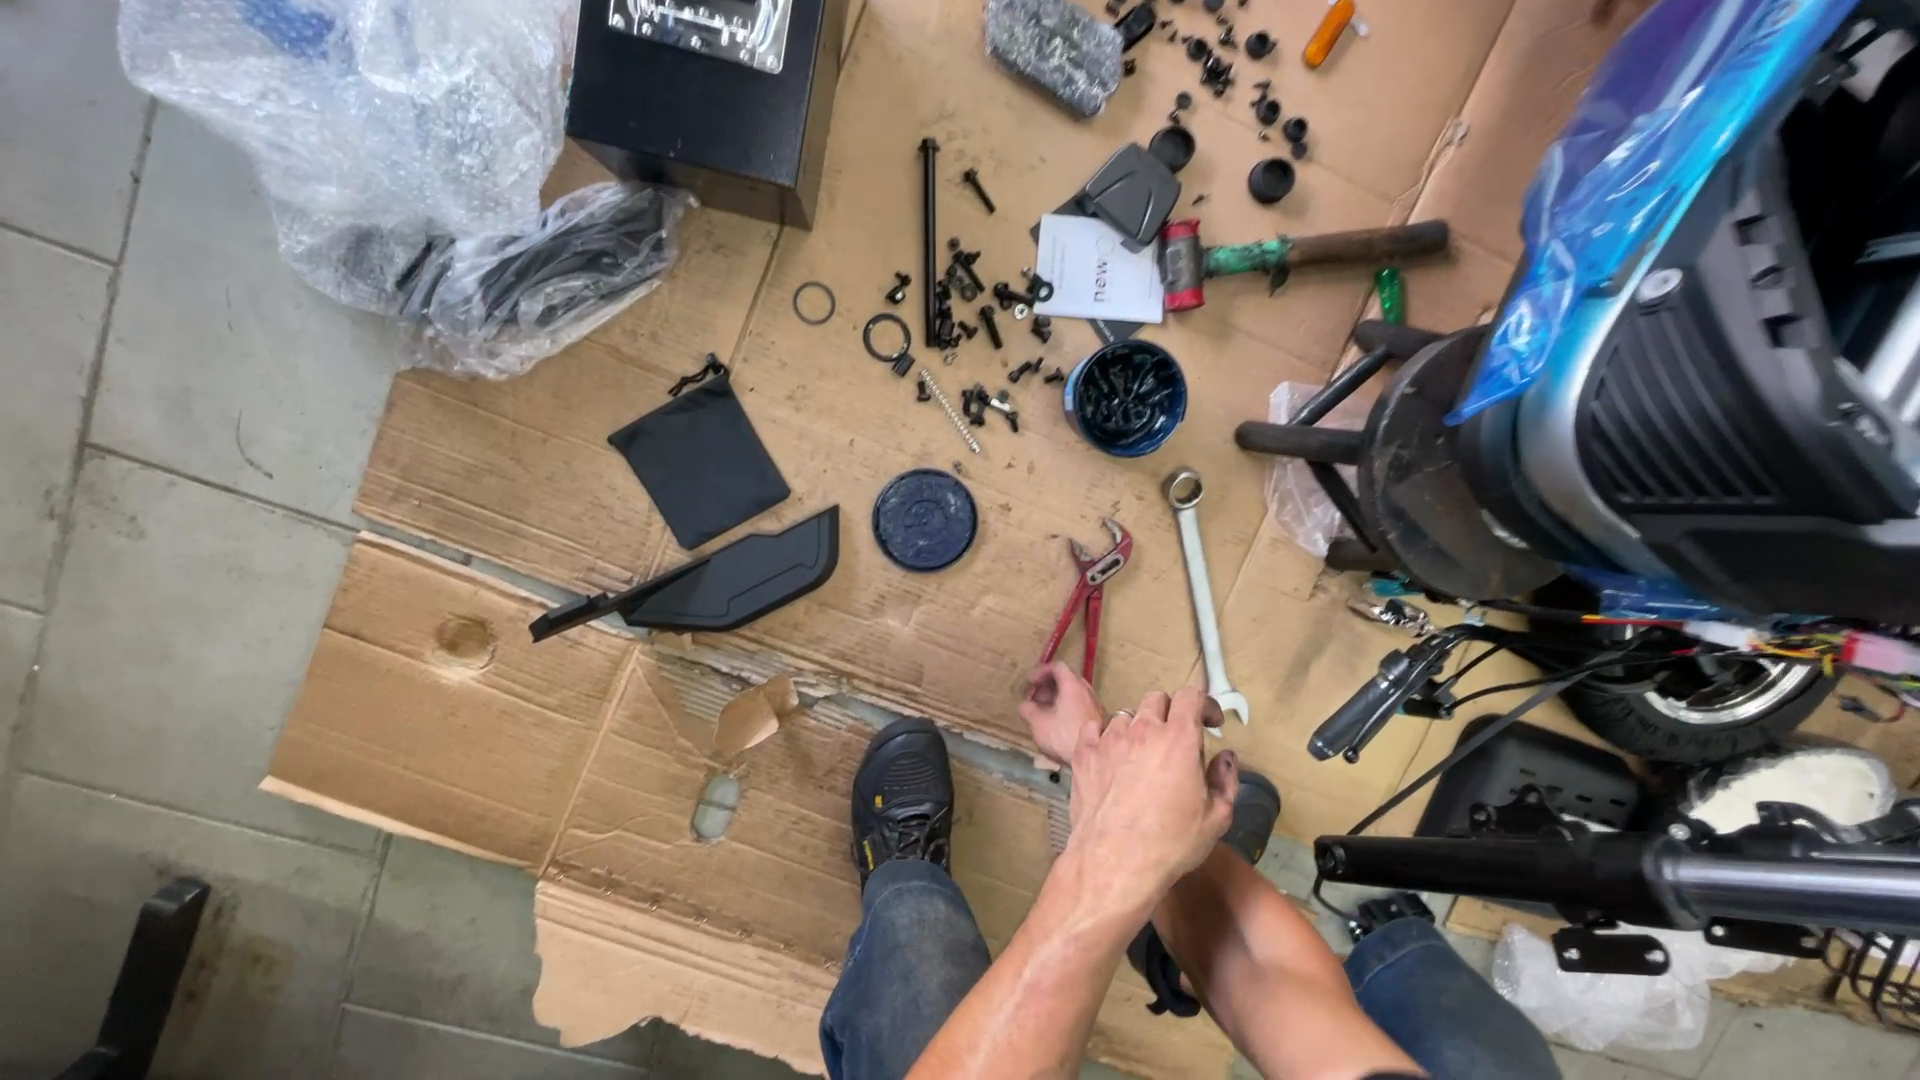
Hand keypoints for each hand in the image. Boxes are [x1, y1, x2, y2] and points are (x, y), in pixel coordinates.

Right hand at [1019, 662, 1105, 764]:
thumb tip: (1025, 704)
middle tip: (1034, 697)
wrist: (1097, 759)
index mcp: (1072, 686)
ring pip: (1072, 692)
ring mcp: (1094, 703)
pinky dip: (1065, 706)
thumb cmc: (1064, 736)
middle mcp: (1086, 690)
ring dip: (1055, 697)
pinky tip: (1056, 722)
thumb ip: (1028, 709)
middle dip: (1046, 685)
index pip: (1057, 667)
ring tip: (1043, 712)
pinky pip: (1078, 703)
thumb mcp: (1038, 723)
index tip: (1030, 682)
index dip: (1040, 671)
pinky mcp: (1097, 717)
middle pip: (1065, 678)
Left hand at [1064, 687, 1237, 917]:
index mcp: (1179, 739)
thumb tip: (1225, 757)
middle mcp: (1143, 730)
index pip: (1191, 696)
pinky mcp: (1084, 752)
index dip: (1203, 704)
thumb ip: (1226, 780)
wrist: (1114, 861)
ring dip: (1138, 727)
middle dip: (1171, 712)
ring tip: (1142, 753)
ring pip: (1126, 715)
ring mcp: (1109, 739)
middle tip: (1176, 738)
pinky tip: (1111, 755)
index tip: (1209, 721)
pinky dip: (1105, 734)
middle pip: (1157, 699)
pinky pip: (1094, 727)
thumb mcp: (1216, 818)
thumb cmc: (1170, 843)